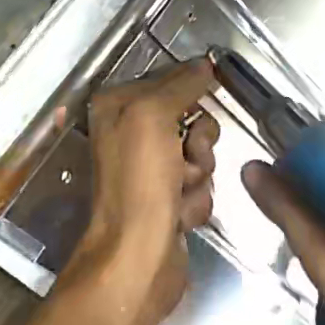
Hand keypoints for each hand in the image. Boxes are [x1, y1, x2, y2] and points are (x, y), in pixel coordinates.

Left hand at [55, 59, 220, 324]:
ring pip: (201, 154)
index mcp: (118, 106)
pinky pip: (200, 186)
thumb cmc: (138, 183)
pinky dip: (196, 201)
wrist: (136, 261)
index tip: (206, 99)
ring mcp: (150, 169)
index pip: (169, 78)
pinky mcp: (168, 201)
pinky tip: (180, 216)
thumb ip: (180, 85)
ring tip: (180, 193)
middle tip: (188, 157)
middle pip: (191, 117)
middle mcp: (131, 132)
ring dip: (199, 174)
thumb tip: (204, 64)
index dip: (191, 90)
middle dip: (199, 141)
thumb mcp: (153, 117)